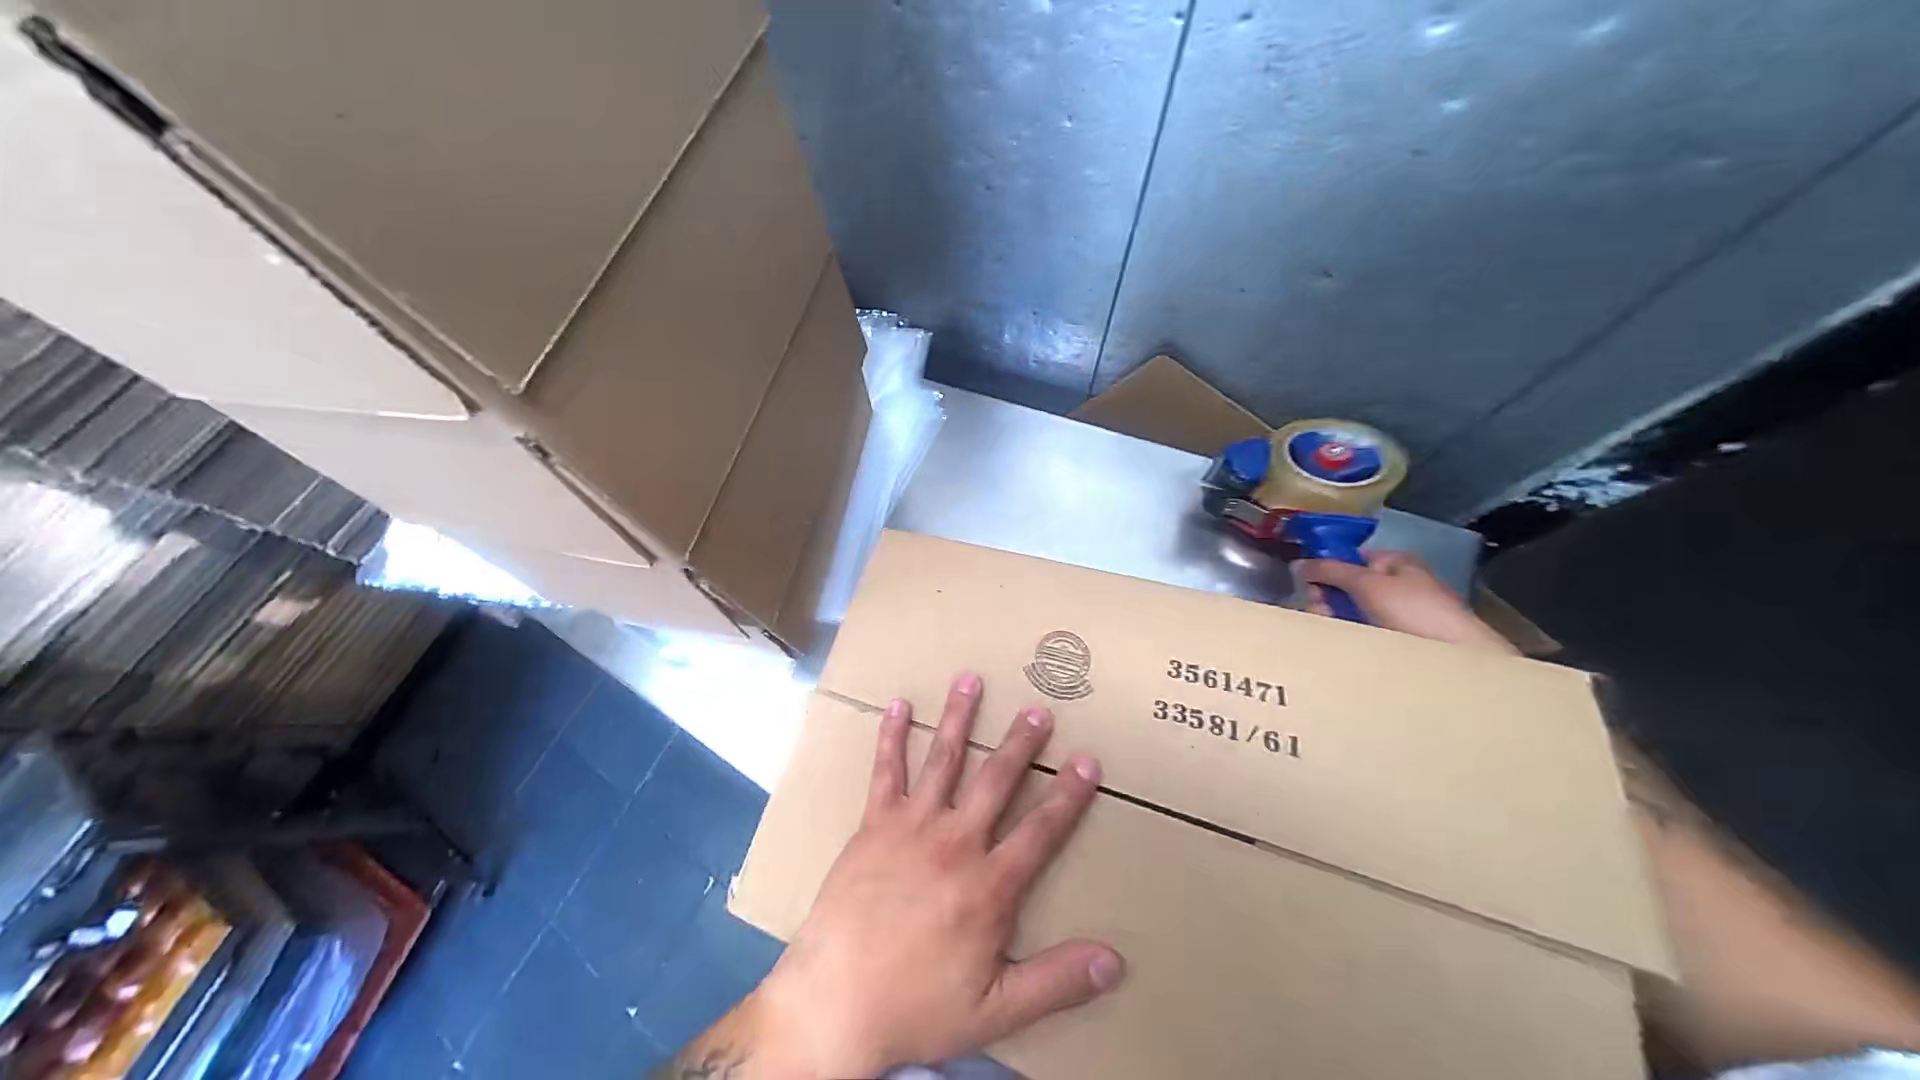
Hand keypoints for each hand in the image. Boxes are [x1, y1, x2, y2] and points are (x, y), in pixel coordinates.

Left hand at [667, 673, 1122, 1078]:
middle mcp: (954, 843)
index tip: (1087, 760)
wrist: (833, 1001)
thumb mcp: (994, 1009)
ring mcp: (911, 827)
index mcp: (988, 886)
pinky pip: (886, 771)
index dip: (1069, 794)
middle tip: (1038, 709)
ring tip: (970, 680)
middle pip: (995, 781)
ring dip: (959, 719)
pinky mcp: (874, 824)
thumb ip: (1055, 982)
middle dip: (1020, 743)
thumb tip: (1114, 962)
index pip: (1041, 830)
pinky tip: (897, 706)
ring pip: (943, 761)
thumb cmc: (915, 1006)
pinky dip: (891, 736)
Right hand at [1297, 551, 1518, 653]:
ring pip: (1347, 610)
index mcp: (1395, 563)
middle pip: (1344, 586)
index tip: (1310, 582)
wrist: (1454, 658)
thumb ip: (1330, 570)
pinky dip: (1345, 632)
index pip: (1350, 558)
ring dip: (1332, 615)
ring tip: (1330, 625)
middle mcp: (1393, 586)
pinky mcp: (1390, 640)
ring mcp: (1392, 615)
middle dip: (1326, 595)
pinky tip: (1341, 639)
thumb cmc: (1414, 610)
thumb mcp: (1368, 583)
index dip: (1327, 566)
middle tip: (1321, 607)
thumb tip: (1298, 564)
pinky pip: (1356, 630)